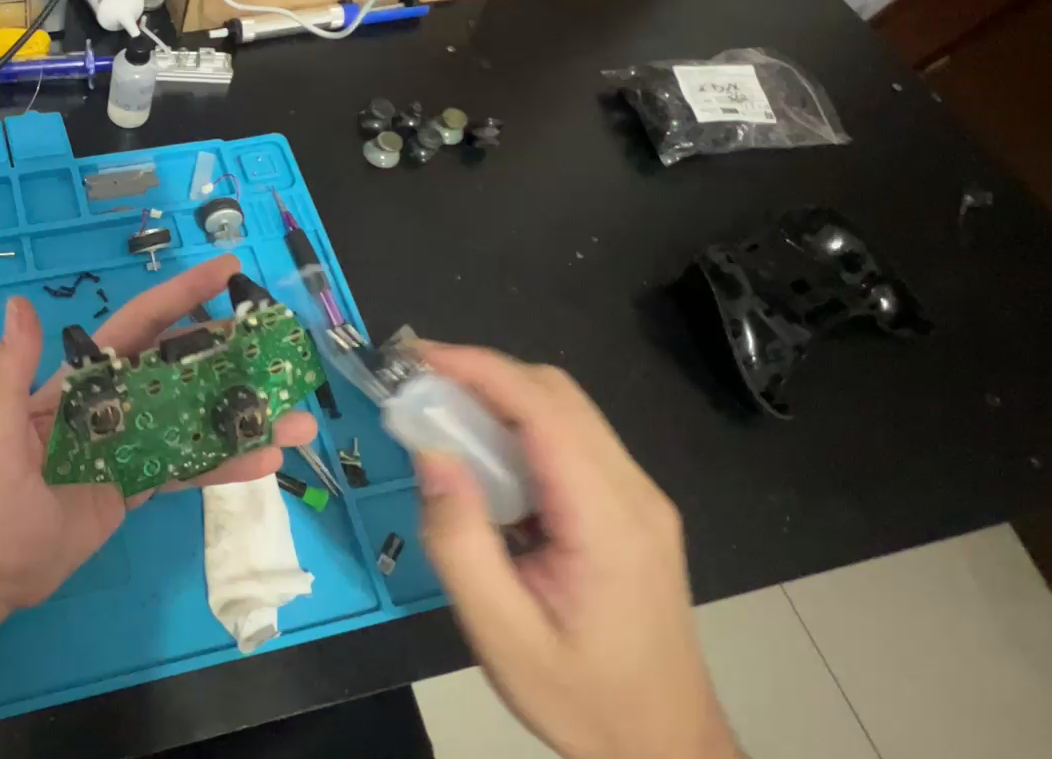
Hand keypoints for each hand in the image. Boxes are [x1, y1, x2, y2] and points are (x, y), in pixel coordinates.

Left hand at [0, 254, 316, 609]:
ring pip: (197, 416)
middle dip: (231, 353)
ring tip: (299, 419)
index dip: (181, 295)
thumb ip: (10, 373)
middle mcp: (115, 401)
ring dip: (245, 414)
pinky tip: (268, 460)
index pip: (139, 324)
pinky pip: (193, 465)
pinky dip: (229, 462)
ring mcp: (134, 441)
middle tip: (283, 345)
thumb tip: (19, 303)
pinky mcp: (145, 481)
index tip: (228, 271)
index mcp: (83, 380)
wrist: (5, 570)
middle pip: (182, 365)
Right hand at [413, 343, 736, 758]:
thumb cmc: (581, 697)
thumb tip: (431, 454)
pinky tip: (477, 453)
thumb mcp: (500, 632)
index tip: (415, 357)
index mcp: (608, 521)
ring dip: (496, 395)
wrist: (664, 748)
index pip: (543, 411)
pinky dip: (514, 424)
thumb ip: (459, 540)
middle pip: (557, 395)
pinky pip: (568, 441)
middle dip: (481, 372)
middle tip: (413, 383)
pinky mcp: (627, 510)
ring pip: (564, 411)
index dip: (477, 368)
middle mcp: (633, 493)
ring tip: (434, 410)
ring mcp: (637, 499)